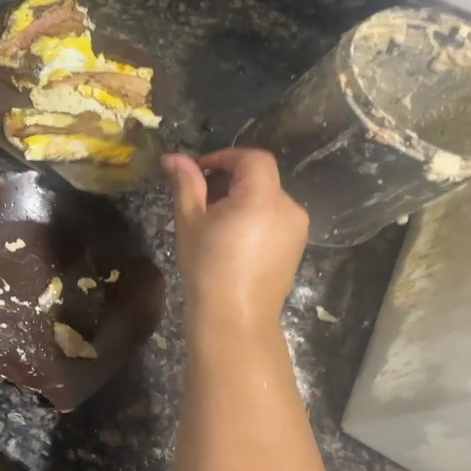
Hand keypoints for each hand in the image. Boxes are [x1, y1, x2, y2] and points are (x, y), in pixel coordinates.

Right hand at [161, 148, 307, 327]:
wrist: (235, 314)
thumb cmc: (208, 265)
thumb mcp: (190, 221)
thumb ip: (186, 184)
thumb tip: (173, 156)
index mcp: (262, 198)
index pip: (253, 158)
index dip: (225, 156)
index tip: (199, 171)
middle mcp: (288, 207)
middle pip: (261, 177)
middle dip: (229, 179)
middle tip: (199, 199)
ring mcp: (297, 227)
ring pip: (267, 197)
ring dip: (241, 197)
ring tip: (214, 221)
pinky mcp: (296, 244)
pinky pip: (275, 217)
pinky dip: (253, 215)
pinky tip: (232, 238)